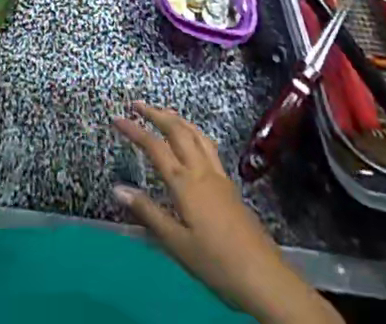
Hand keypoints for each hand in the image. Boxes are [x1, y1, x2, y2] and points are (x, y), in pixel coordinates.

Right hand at [114, 102, 341, 323]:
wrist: (270, 282)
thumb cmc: (218, 263)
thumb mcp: (177, 243)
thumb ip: (147, 212)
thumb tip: (117, 188)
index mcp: (185, 184)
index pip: (154, 147)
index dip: (134, 129)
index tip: (116, 117)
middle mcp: (202, 173)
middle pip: (179, 132)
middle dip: (156, 114)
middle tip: (137, 104)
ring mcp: (220, 179)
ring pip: (198, 137)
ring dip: (178, 119)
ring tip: (163, 112)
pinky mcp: (232, 189)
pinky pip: (210, 149)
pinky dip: (194, 134)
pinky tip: (193, 141)